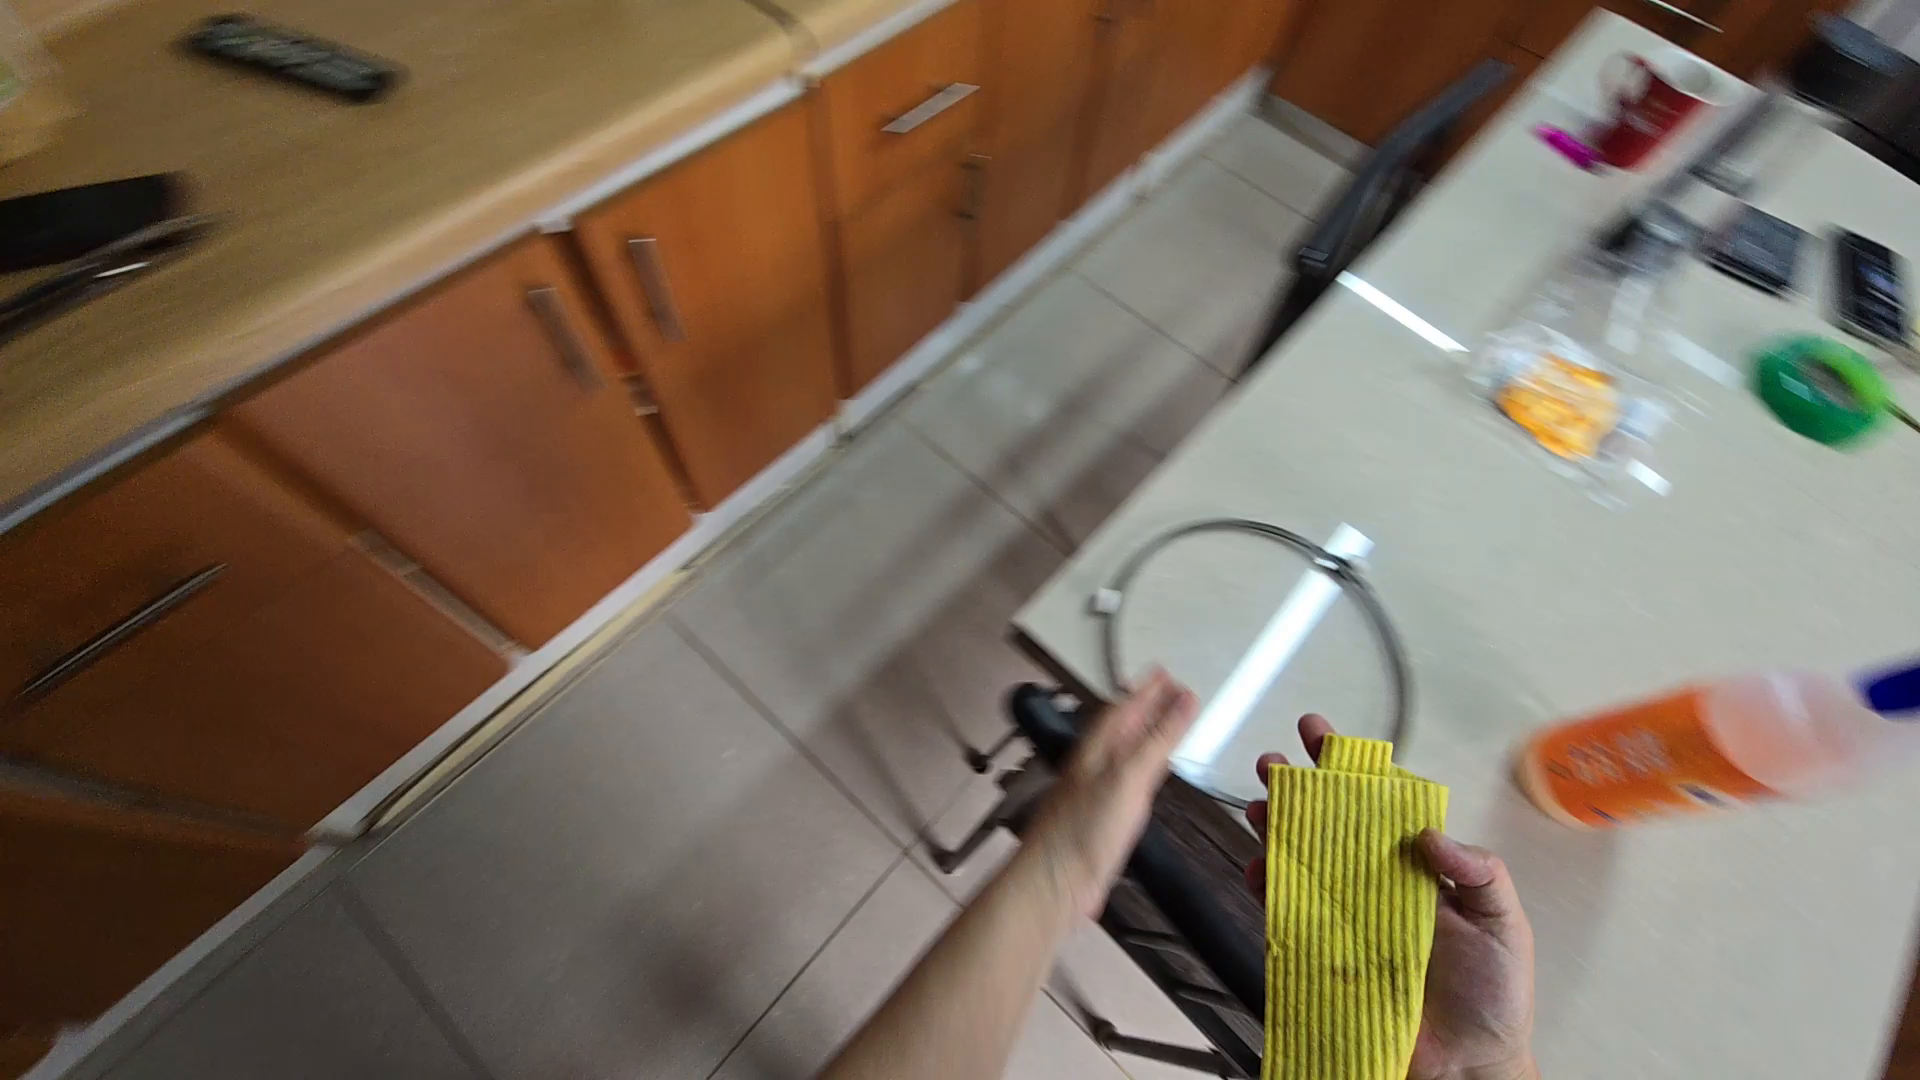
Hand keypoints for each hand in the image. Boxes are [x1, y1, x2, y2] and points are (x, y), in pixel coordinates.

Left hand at [1025, 669, 1197, 917]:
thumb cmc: (1080, 829)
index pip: (1126, 704)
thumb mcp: (1129, 775)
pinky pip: (1132, 776)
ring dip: (1148, 732)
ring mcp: (1101, 787)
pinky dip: (1148, 765)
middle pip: (1126, 723)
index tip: (1164, 673)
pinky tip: (1153, 770)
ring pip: (1128, 748)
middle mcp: (1097, 761)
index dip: (1147, 688)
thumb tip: (1183, 701)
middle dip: (1148, 704)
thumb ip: (1159, 737)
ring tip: (1164, 719)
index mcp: (1099, 744)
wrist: (1058, 879)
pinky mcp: (1107, 813)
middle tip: (1168, 688)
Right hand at [1244, 716, 1539, 1079]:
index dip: (1344, 765)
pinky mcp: (1318, 938)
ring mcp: (1340, 905)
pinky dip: (1265, 884)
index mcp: (1409, 861)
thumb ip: (1479, 873)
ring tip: (1260, 809)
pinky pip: (1283, 904)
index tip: (1316, 734)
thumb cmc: (1492, 993)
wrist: (1465, 1067)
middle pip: (1323, 818)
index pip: (1373, 800)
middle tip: (1271, 763)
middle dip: (1293, 786)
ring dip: (1272, 825)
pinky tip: (1258, 873)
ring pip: (1295, 852)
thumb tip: (1430, 832)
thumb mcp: (1503, 925)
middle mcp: (1368, 874)